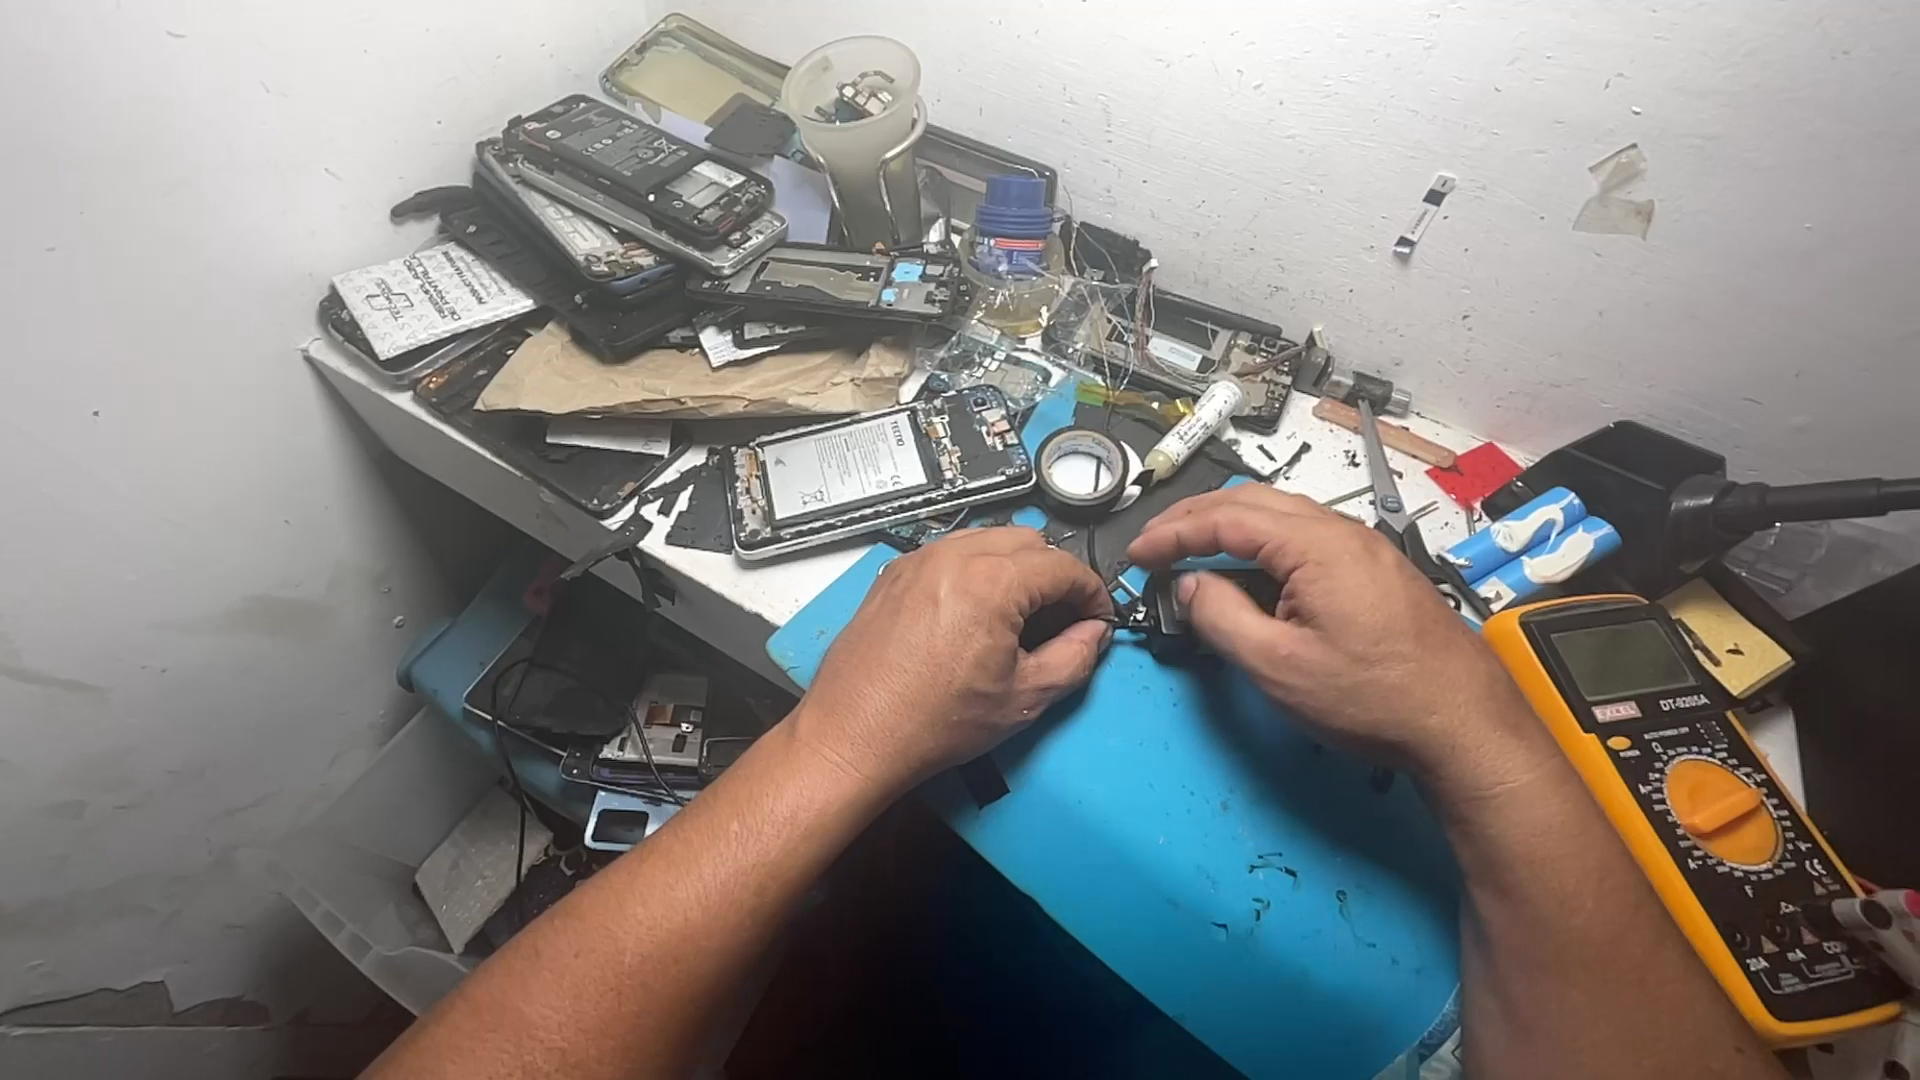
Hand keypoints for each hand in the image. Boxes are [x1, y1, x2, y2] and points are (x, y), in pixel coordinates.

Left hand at [790, 527, 1112, 793]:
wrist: (854, 734)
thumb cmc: (930, 722)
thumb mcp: (1023, 699)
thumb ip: (1074, 658)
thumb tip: (1094, 633)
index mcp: (991, 582)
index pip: (1063, 566)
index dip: (1092, 592)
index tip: (1096, 617)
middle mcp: (953, 556)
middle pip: (1029, 540)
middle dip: (1055, 574)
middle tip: (1062, 617)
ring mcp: (919, 559)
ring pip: (989, 538)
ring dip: (1017, 566)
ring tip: (1019, 613)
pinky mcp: (896, 572)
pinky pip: (952, 550)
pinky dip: (977, 567)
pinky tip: (976, 609)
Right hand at [1127, 486, 1557, 793]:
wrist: (1467, 728)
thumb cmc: (1371, 699)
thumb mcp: (1277, 665)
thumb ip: (1220, 616)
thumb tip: (1191, 585)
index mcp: (1317, 545)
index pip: (1226, 518)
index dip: (1173, 533)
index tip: (1138, 554)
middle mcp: (1341, 531)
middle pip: (1251, 500)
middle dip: (1194, 517)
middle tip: (1156, 544)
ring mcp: (1362, 547)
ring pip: (1278, 514)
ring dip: (1226, 526)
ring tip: (1189, 551)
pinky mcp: (1372, 569)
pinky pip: (1301, 536)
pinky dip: (1258, 543)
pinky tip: (1245, 571)